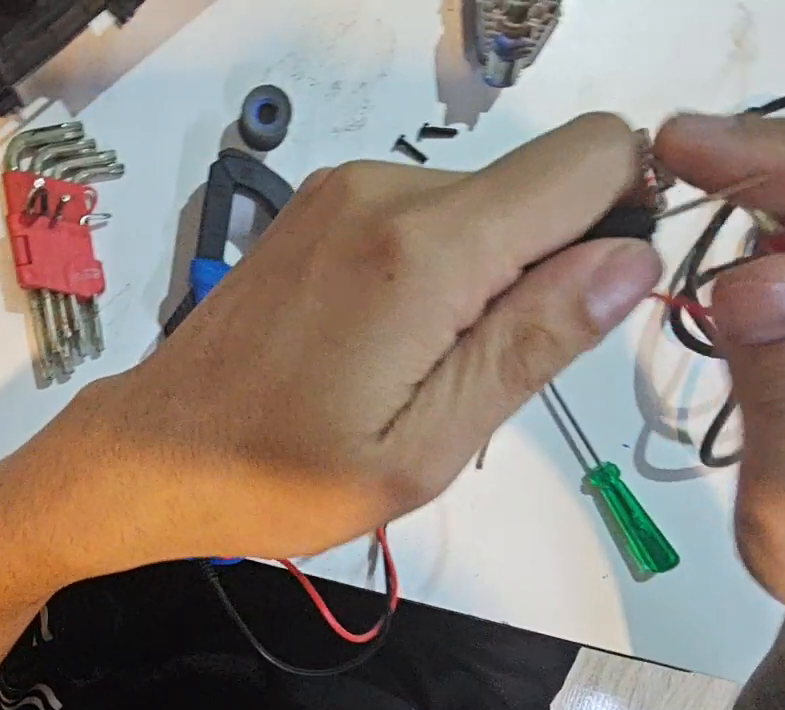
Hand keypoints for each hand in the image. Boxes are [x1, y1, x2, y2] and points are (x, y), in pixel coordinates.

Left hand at [38, 113, 662, 569]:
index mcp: (425, 248)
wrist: (154, 454)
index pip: (595, 156)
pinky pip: (415, 218)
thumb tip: (631, 259)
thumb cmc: (277, 476)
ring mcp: (338, 194)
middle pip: (534, 187)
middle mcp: (383, 191)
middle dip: (535, 274)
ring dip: (472, 283)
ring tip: (403, 371)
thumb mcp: (422, 450)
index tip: (572, 314)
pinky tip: (371, 345)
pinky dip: (424, 273)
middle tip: (460, 376)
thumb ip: (529, 347)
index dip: (618, 224)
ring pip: (475, 207)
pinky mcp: (312, 214)